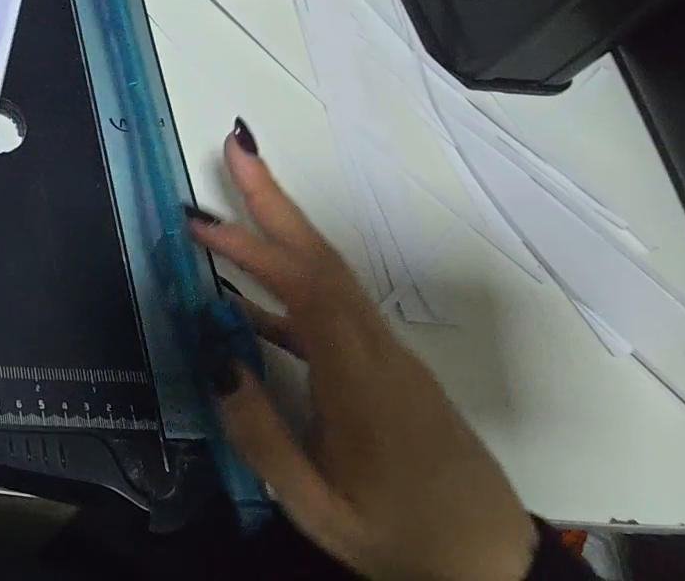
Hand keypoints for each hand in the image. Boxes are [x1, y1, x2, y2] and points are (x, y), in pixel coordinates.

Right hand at [191, 123, 537, 580]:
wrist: (487, 570)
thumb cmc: (398, 538)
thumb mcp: (315, 506)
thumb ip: (258, 432)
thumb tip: (214, 354)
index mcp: (362, 383)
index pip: (305, 292)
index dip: (252, 249)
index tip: (197, 222)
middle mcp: (380, 354)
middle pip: (325, 260)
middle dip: (276, 200)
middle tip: (237, 147)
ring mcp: (386, 356)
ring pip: (329, 275)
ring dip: (280, 228)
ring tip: (230, 198)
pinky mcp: (384, 366)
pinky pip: (330, 306)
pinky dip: (286, 278)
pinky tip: (240, 292)